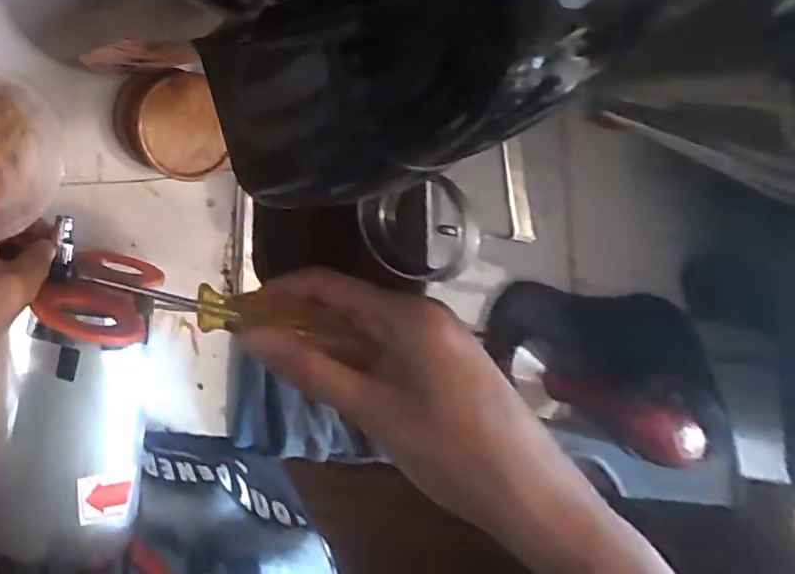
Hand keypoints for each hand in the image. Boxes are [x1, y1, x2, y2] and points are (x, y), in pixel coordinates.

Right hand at [240, 269, 669, 573]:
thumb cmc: (456, 454)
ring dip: (323, 336)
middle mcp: (423, 313)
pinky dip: (354, 353)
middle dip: (297, 315)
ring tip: (289, 358)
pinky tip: (338, 376)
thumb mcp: (373, 412)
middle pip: (344, 301)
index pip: (326, 284)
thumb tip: (251, 335)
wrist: (551, 512)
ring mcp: (440, 337)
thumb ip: (309, 368)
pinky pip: (387, 343)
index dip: (278, 291)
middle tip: (259, 336)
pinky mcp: (449, 361)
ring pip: (364, 324)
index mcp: (406, 315)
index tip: (243, 308)